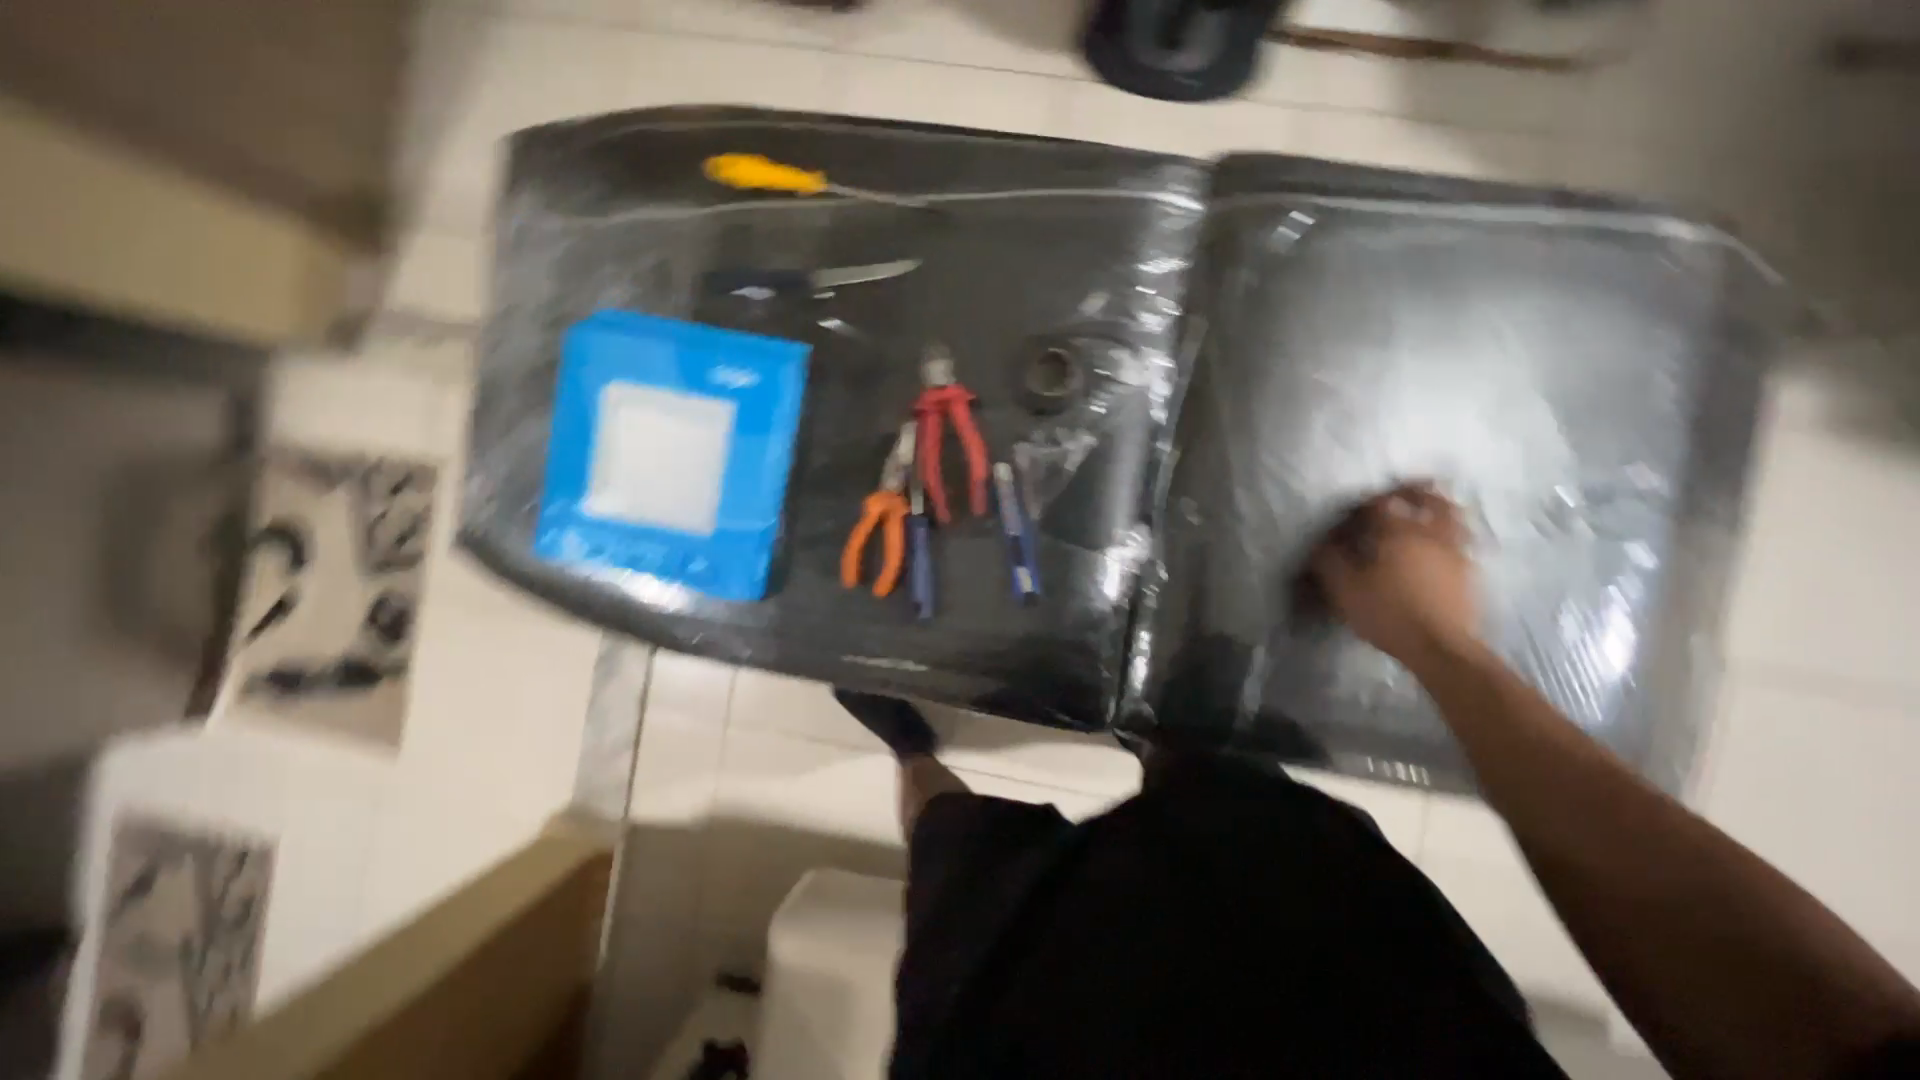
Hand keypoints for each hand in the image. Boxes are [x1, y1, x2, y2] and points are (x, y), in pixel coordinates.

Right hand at [1311, 483, 1481, 667]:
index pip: (1382, 503)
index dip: (1368, 500)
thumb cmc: (1388, 614)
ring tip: (1433, 512)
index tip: (1358, 504)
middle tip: (1410, 489)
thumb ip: (1330, 561)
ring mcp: (1456, 553)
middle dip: (1419, 492)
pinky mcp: (1470, 574)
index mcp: (1398, 533)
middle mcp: (1430, 534)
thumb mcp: (1345, 590)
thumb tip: (1320, 542)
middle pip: (1431, 500)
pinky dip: (1454, 536)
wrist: (1440, 648)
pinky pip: (1463, 543)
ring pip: (1454, 519)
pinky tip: (1444, 547)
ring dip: (1443, 510)